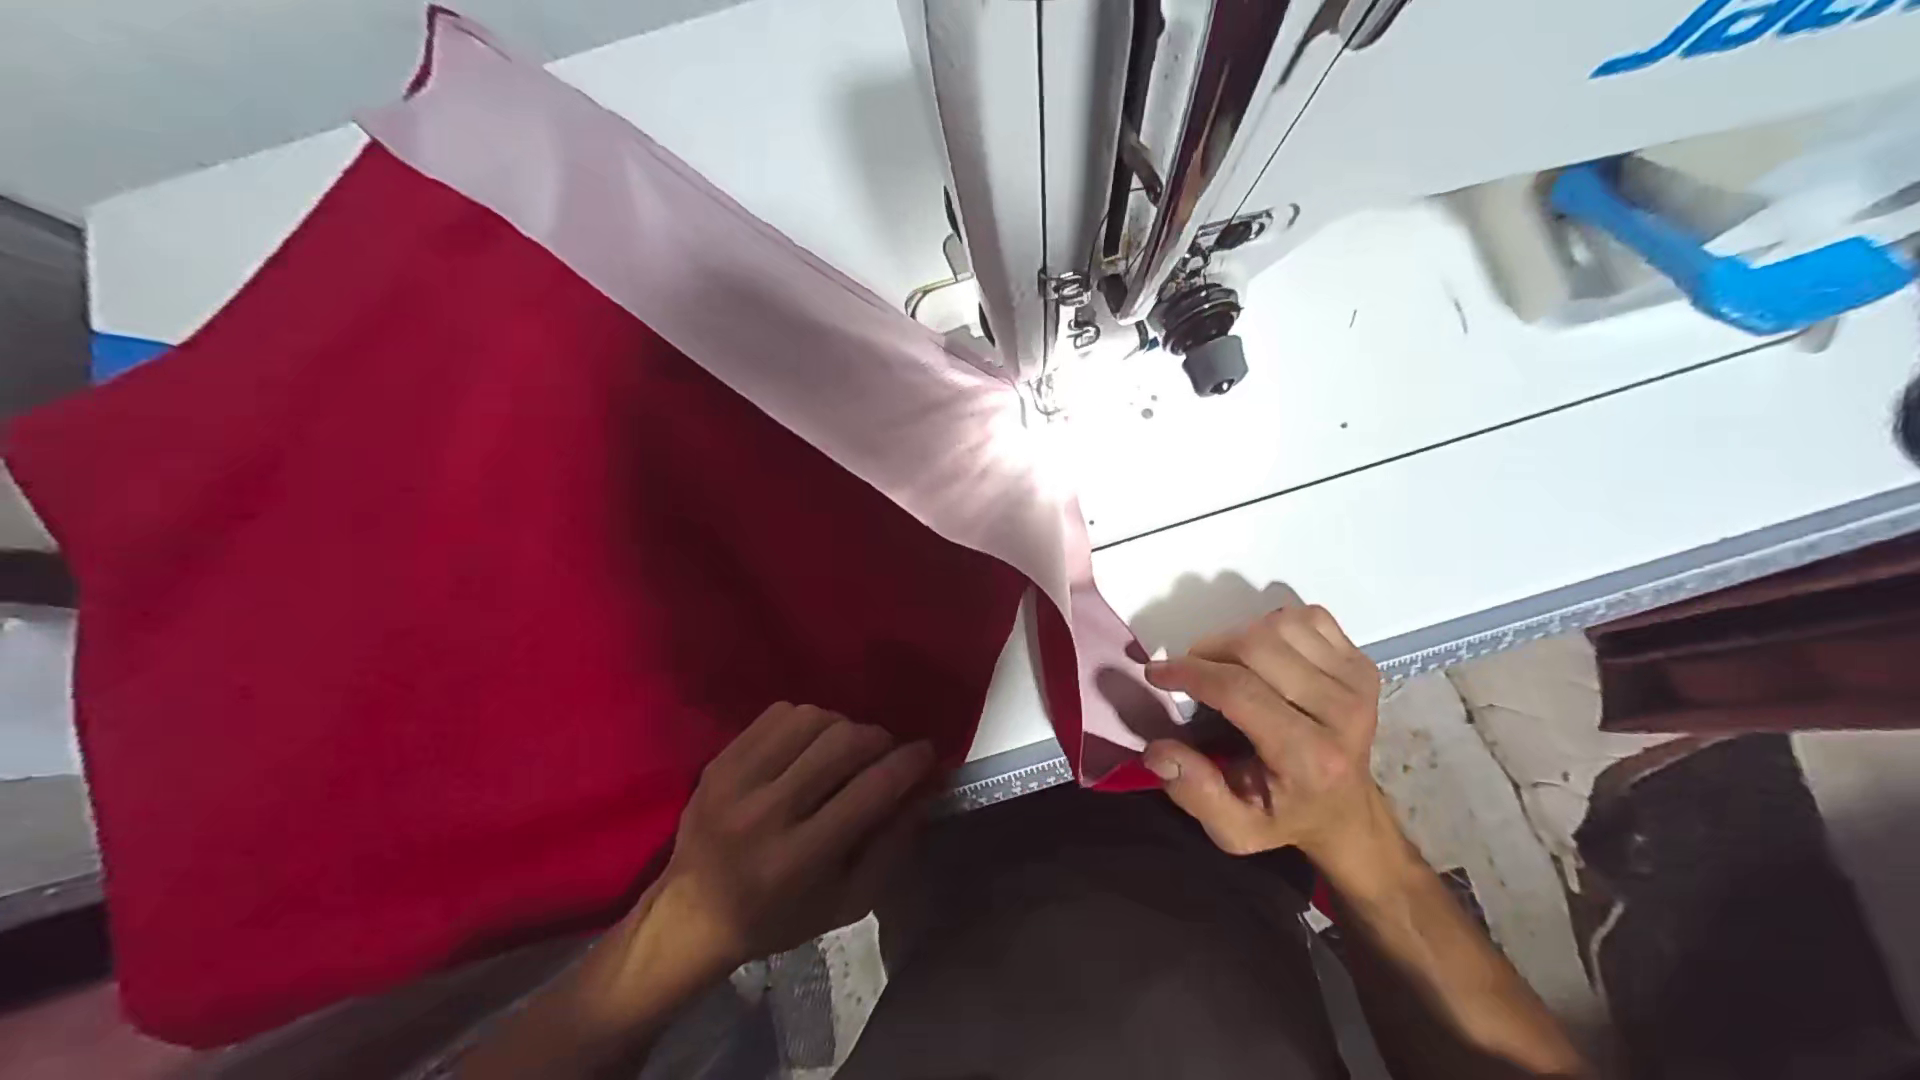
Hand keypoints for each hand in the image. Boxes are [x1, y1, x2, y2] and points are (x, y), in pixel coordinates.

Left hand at [642, 703, 934, 971]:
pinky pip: (779, 714)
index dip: (908, 764)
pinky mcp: (720, 761)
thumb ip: (890, 847)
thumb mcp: (845, 904)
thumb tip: (923, 789)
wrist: (691, 915)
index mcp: (798, 860)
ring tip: (848, 749)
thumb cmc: (778, 919)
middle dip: (880, 740)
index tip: (927, 752)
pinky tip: (811, 745)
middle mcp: (765, 814)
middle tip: (888, 752)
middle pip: (843, 745)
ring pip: (813, 720)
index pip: (869, 792)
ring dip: (844, 727)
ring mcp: (736, 781)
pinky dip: (809, 722)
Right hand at [1141, 605, 1392, 872]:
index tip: (1156, 672)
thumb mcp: (1233, 829)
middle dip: (1208, 649)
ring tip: (1224, 662)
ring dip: (1239, 635)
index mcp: (1308, 756)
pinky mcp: (1363, 665)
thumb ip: (1194, 793)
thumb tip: (1156, 750)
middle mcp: (1341, 713)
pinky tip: (1264, 653)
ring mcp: (1357, 683)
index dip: (1189, 672)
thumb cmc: (1283, 817)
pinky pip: (1309, 618)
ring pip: (1280, 625)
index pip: (1239, 690)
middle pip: (1257, 647)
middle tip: (1189, 669)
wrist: (1348, 813)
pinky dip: (1276, 625)